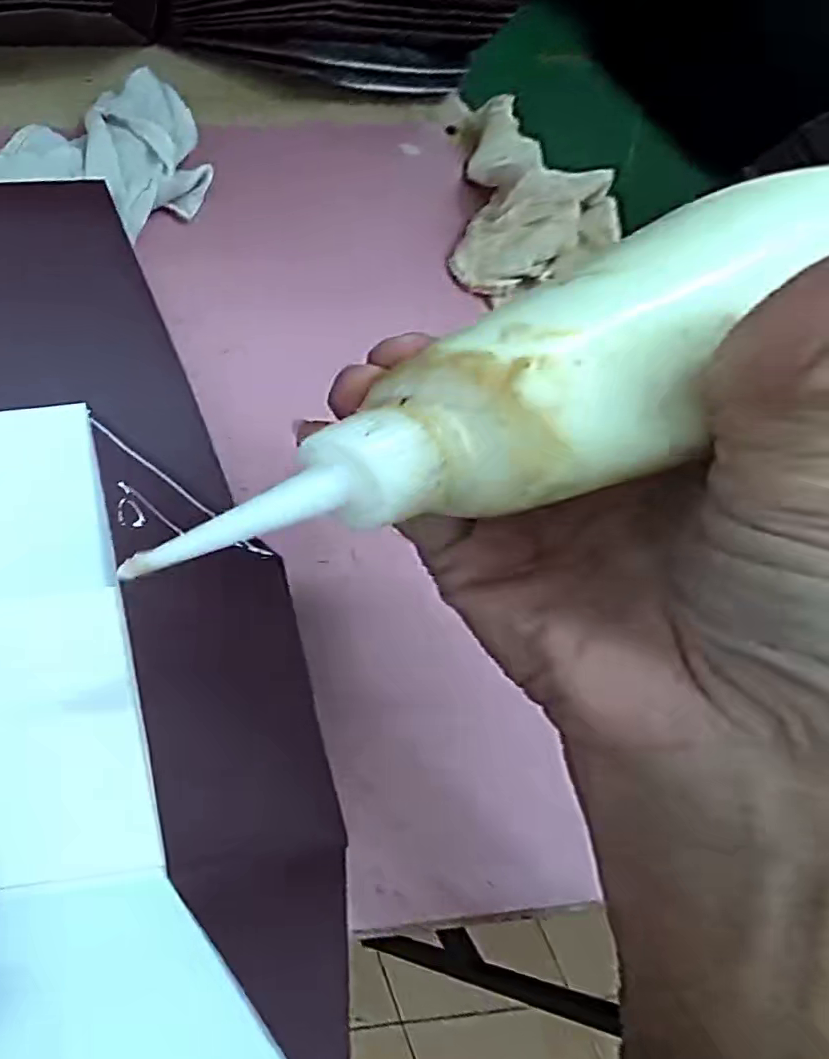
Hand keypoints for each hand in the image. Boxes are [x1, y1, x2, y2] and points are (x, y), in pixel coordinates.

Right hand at [306, 260, 828, 757]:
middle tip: (405, 347)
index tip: (515, 299)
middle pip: (506, 397)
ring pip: (445, 445)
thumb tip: (791, 278)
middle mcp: (597, 464)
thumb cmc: (810, 598)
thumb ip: (809, 379)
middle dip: (448, 365)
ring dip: (392, 410)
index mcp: (692, 427)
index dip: (552, 321)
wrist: (736, 729)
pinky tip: (328, 441)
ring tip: (359, 382)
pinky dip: (366, 475)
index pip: (603, 357)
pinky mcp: (468, 558)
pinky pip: (411, 508)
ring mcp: (525, 512)